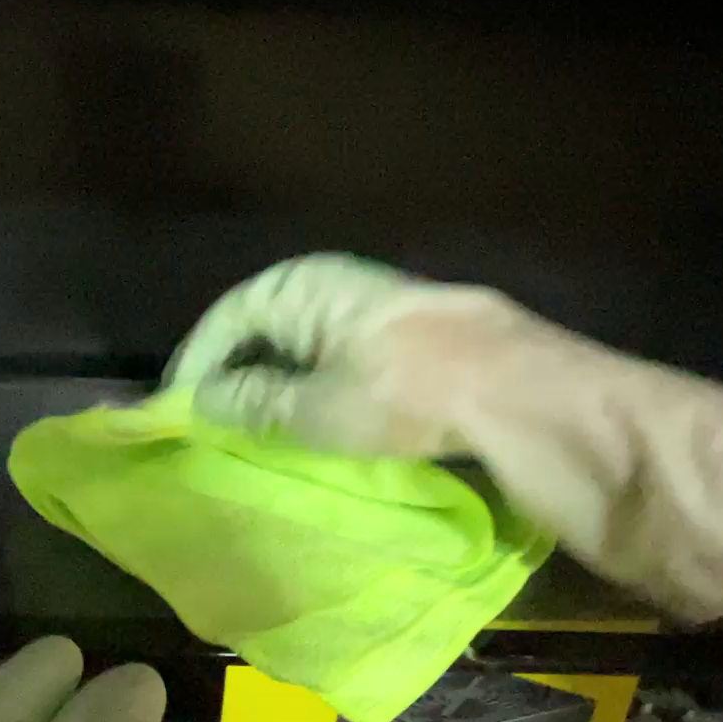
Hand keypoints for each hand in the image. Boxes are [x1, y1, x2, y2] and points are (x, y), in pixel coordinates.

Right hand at [165, 253, 722, 622]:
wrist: (548, 406)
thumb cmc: (415, 396)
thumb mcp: (319, 407)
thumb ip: (251, 404)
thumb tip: (198, 404)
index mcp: (311, 284)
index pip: (229, 317)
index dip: (196, 362)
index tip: (174, 410)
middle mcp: (344, 289)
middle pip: (265, 332)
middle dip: (234, 378)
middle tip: (210, 428)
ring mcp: (385, 318)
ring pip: (305, 354)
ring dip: (276, 394)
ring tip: (254, 437)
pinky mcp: (418, 352)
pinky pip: (343, 371)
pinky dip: (317, 401)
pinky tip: (315, 433)